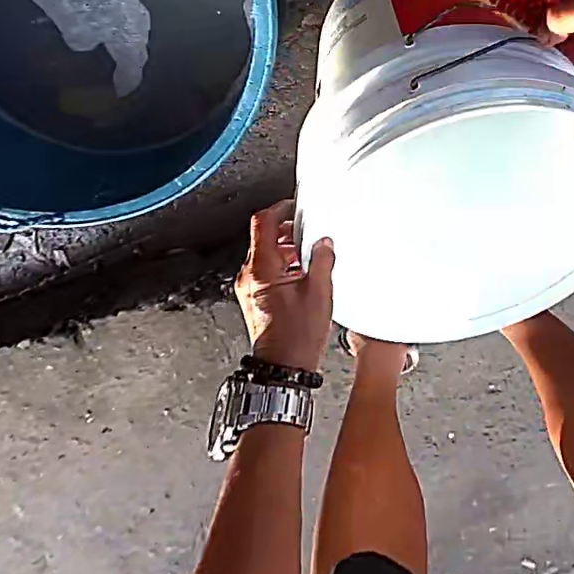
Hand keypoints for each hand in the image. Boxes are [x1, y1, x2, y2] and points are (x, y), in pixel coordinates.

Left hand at [236, 200, 334, 372]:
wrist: (283, 367)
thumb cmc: (296, 338)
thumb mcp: (319, 293)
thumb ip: (322, 260)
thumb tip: (324, 243)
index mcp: (262, 268)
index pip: (262, 222)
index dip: (279, 208)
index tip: (294, 206)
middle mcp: (249, 275)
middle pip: (263, 236)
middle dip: (287, 231)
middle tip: (307, 232)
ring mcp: (249, 287)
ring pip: (264, 253)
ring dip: (286, 248)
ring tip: (308, 256)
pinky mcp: (254, 297)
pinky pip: (265, 270)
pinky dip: (282, 264)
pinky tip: (301, 274)